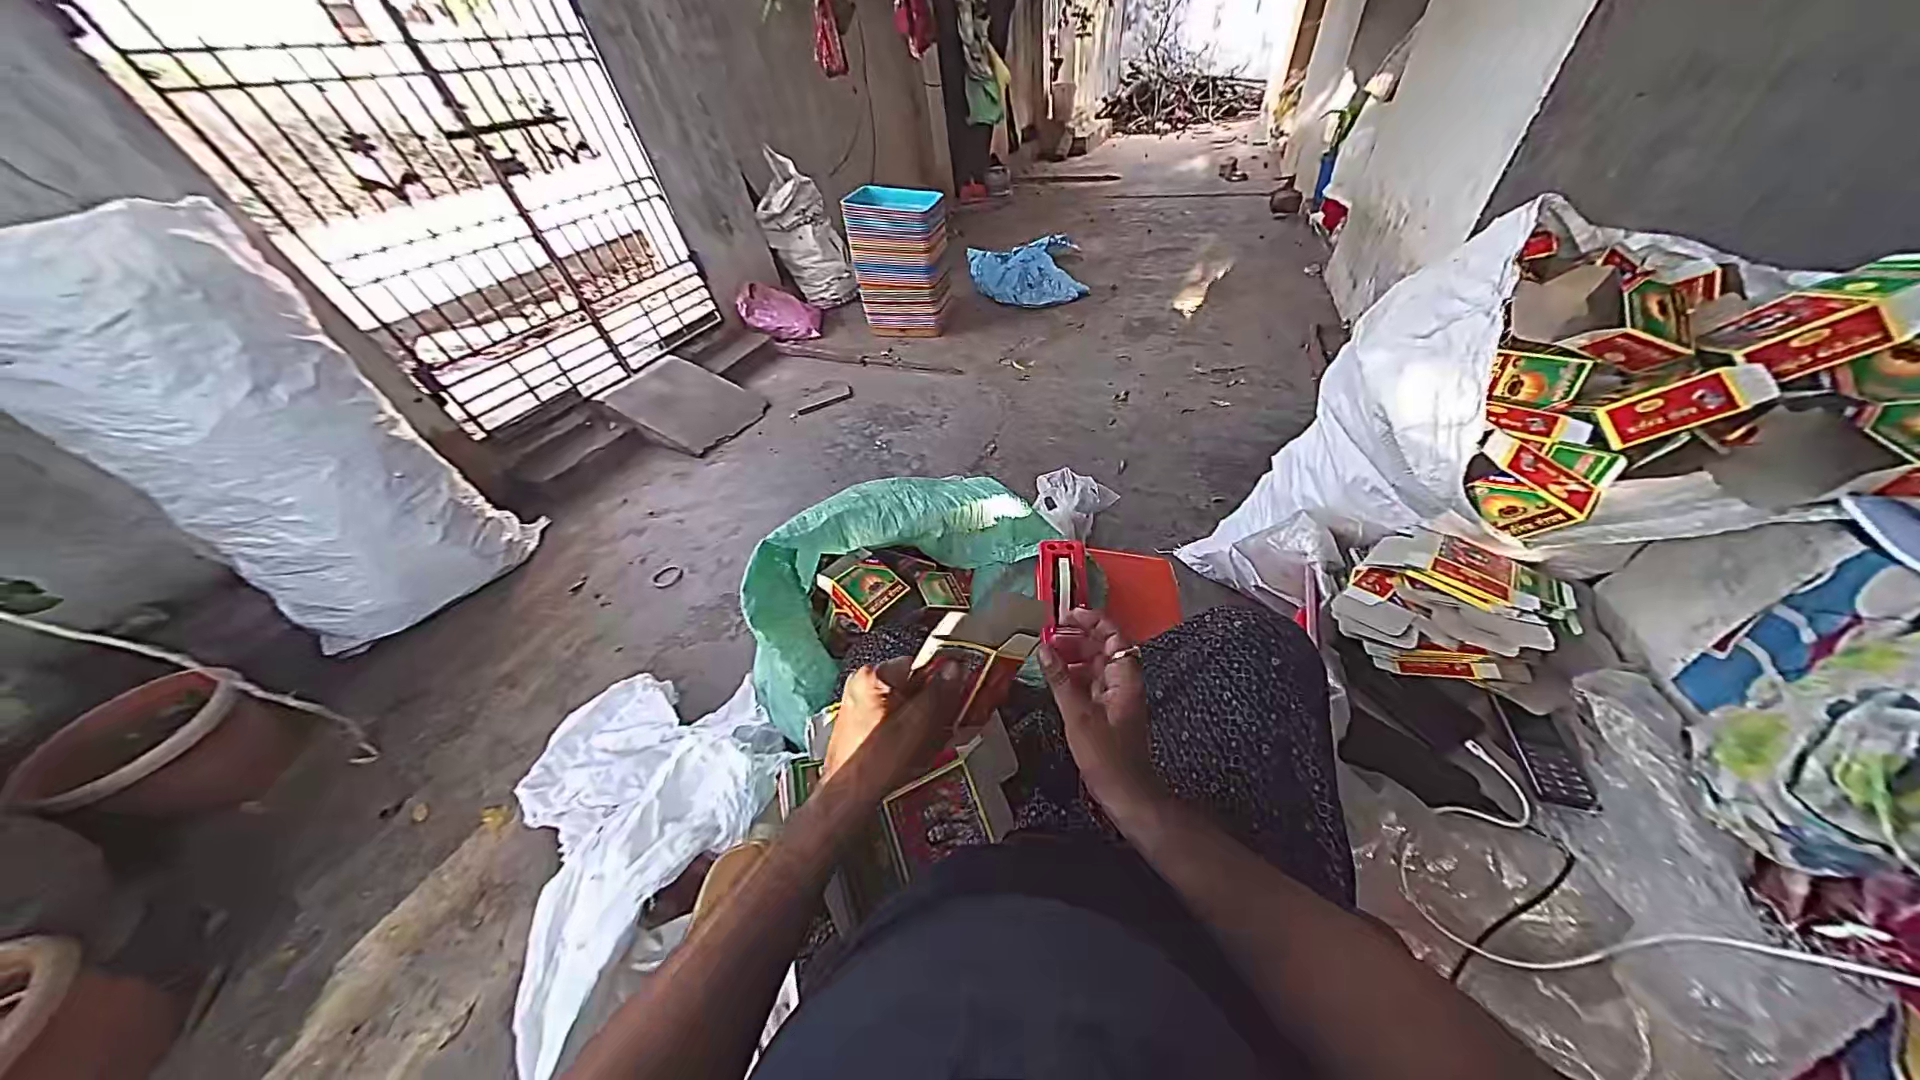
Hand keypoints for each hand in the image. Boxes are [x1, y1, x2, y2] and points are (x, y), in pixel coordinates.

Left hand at [824, 657, 967, 789]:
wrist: (846, 801)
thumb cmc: (873, 764)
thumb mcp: (918, 724)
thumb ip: (938, 692)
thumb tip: (954, 669)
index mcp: (871, 677)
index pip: (918, 664)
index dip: (941, 681)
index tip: (957, 693)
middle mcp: (861, 688)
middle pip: (911, 686)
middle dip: (932, 706)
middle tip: (946, 723)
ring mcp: (859, 708)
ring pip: (904, 706)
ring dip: (923, 721)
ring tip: (931, 742)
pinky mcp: (861, 728)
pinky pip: (894, 721)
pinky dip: (909, 732)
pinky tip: (916, 752)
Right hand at [1036, 609, 1168, 822]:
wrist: (1126, 794)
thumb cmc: (1107, 757)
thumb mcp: (1078, 715)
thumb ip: (1060, 679)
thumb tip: (1044, 648)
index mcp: (1125, 677)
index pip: (1113, 635)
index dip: (1091, 620)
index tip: (1066, 615)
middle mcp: (1123, 681)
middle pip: (1103, 646)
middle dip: (1077, 636)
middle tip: (1050, 633)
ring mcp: (1115, 695)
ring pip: (1095, 663)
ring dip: (1073, 654)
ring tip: (1048, 651)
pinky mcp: (1106, 709)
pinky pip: (1090, 681)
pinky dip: (1073, 674)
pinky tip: (1054, 675)